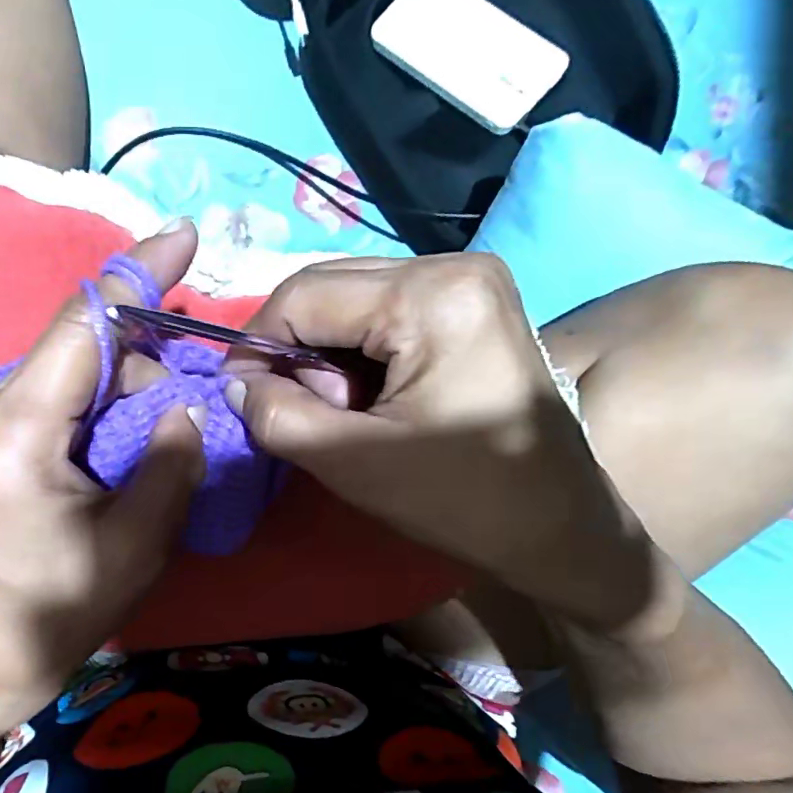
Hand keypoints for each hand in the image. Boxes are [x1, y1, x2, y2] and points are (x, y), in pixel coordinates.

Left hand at [0, 222, 206, 747]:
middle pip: (71, 348)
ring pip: (58, 370)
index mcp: (12, 439)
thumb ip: (172, 459)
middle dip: (136, 358)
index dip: (135, 273)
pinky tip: (112, 438)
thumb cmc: (64, 610)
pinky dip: (86, 403)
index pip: (79, 329)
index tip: (184, 234)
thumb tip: (183, 402)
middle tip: (181, 402)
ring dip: (113, 386)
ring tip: (149, 437)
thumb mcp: (140, 541)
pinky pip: (41, 396)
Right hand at [226, 253, 657, 630]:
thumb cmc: (459, 500)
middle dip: (295, 349)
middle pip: (326, 287)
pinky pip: (381, 311)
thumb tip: (234, 382)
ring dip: (324, 353)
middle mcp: (453, 264)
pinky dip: (355, 352)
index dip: (255, 345)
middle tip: (299, 408)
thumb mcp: (349, 462)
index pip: (302, 295)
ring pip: (349, 298)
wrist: (558, 528)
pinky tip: (369, 396)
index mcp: (431, 295)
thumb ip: (275, 414)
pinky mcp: (471, 302)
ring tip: (344, 410)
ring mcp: (469, 278)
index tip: (241, 397)